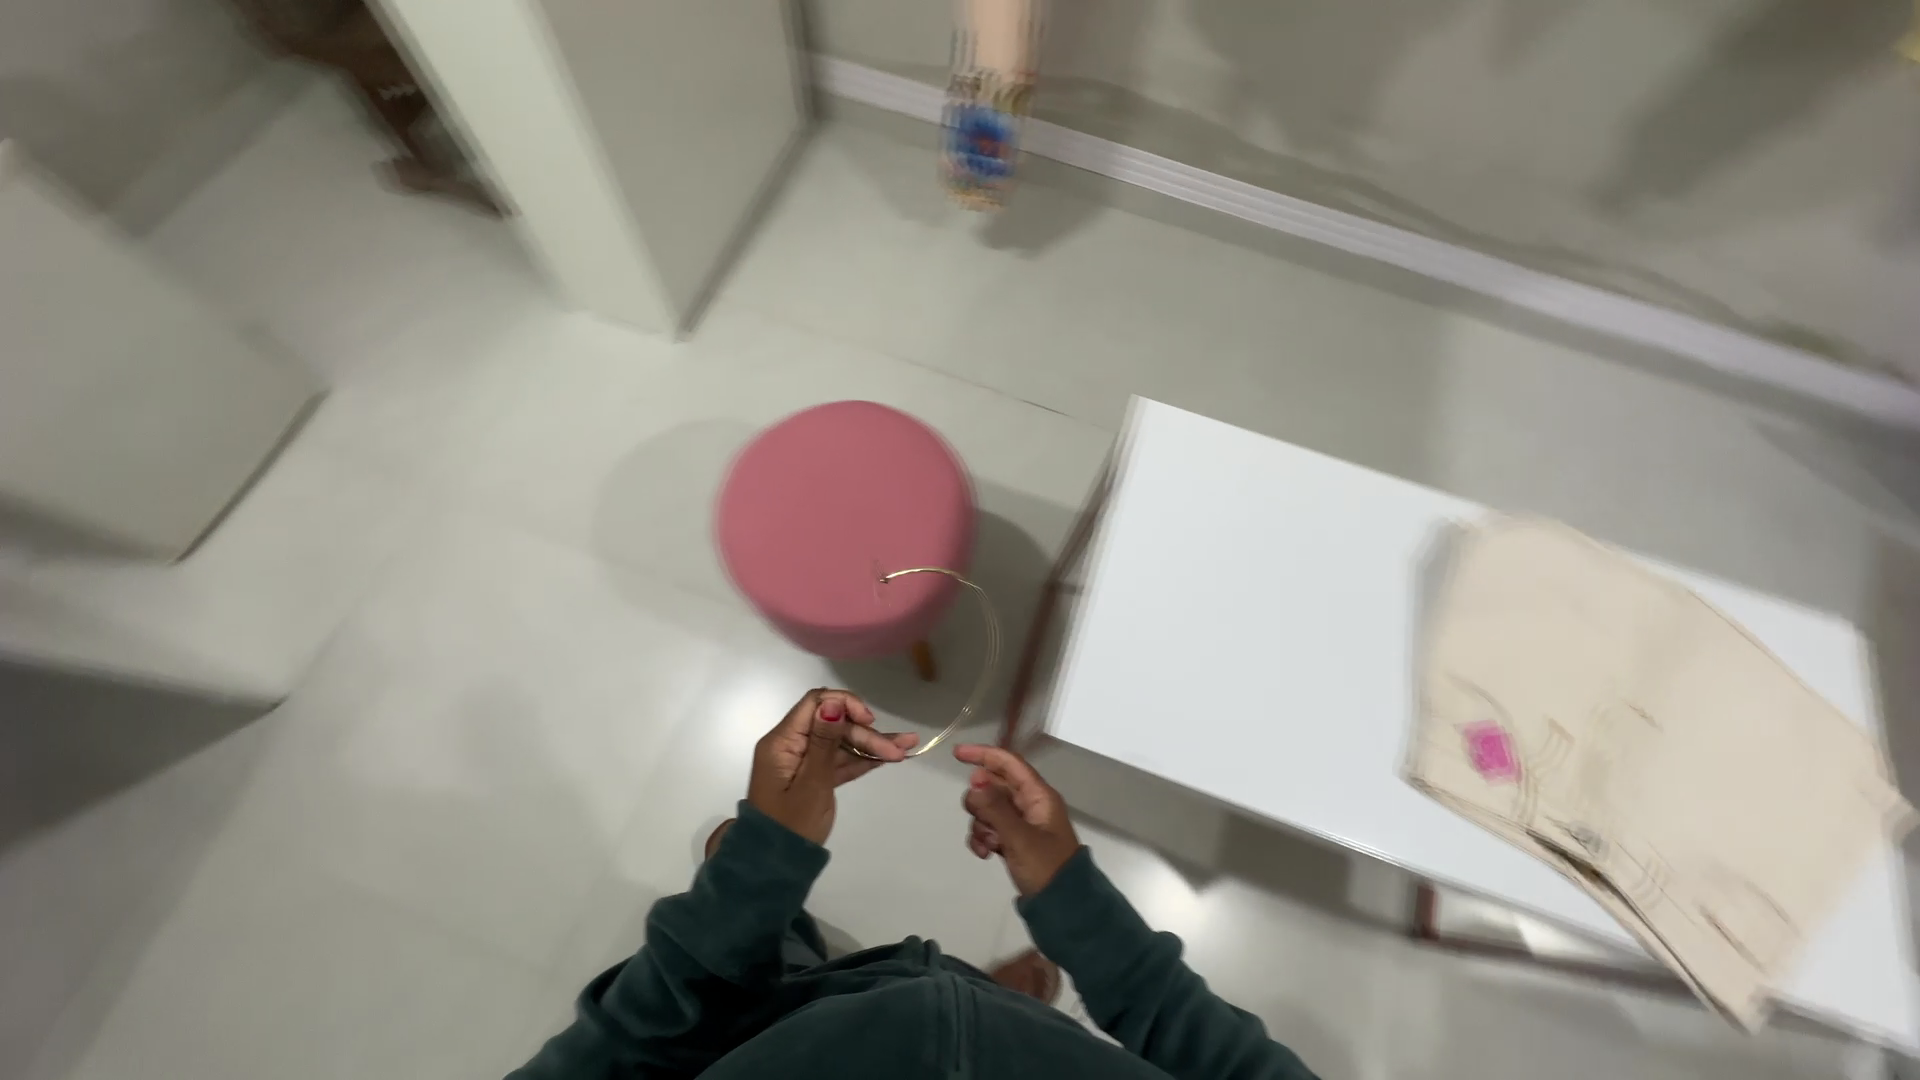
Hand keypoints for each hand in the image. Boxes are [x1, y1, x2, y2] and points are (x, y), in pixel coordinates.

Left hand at [747, 688, 918, 844]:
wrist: (775, 868)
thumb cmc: (791, 825)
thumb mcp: (811, 783)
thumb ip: (824, 742)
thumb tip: (832, 703)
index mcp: (783, 741)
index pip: (815, 704)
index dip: (845, 704)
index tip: (869, 720)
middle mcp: (793, 744)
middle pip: (834, 725)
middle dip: (866, 734)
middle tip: (898, 752)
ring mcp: (804, 760)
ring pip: (841, 743)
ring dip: (871, 745)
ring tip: (906, 748)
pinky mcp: (814, 776)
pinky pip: (840, 760)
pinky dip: (863, 760)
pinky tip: (889, 757)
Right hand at [955, 744, 1080, 896]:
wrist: (1063, 908)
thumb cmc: (1047, 867)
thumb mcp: (1020, 837)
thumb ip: (995, 808)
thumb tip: (975, 781)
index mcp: (1038, 795)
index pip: (1008, 763)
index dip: (983, 755)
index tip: (957, 755)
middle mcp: (1030, 804)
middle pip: (994, 786)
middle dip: (980, 800)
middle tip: (980, 817)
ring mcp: (1021, 824)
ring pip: (989, 809)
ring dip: (981, 824)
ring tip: (988, 845)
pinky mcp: (1014, 842)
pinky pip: (990, 829)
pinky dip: (983, 838)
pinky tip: (985, 854)